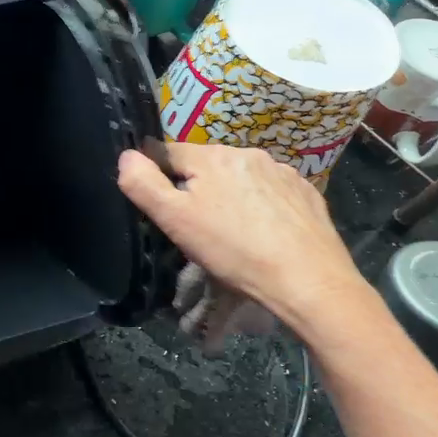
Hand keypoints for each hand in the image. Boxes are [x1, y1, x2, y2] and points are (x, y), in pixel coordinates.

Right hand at [117, 144, 367, 328]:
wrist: (311, 283)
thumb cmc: (235, 251)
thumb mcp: (175, 221)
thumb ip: (142, 183)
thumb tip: (126, 155)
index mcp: (211, 156)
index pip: (166, 152)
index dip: (159, 178)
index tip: (167, 210)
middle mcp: (246, 153)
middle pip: (204, 165)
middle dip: (197, 188)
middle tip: (199, 227)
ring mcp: (281, 171)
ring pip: (238, 176)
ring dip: (230, 195)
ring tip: (234, 232)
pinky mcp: (306, 192)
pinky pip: (269, 190)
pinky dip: (261, 204)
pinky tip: (265, 233)